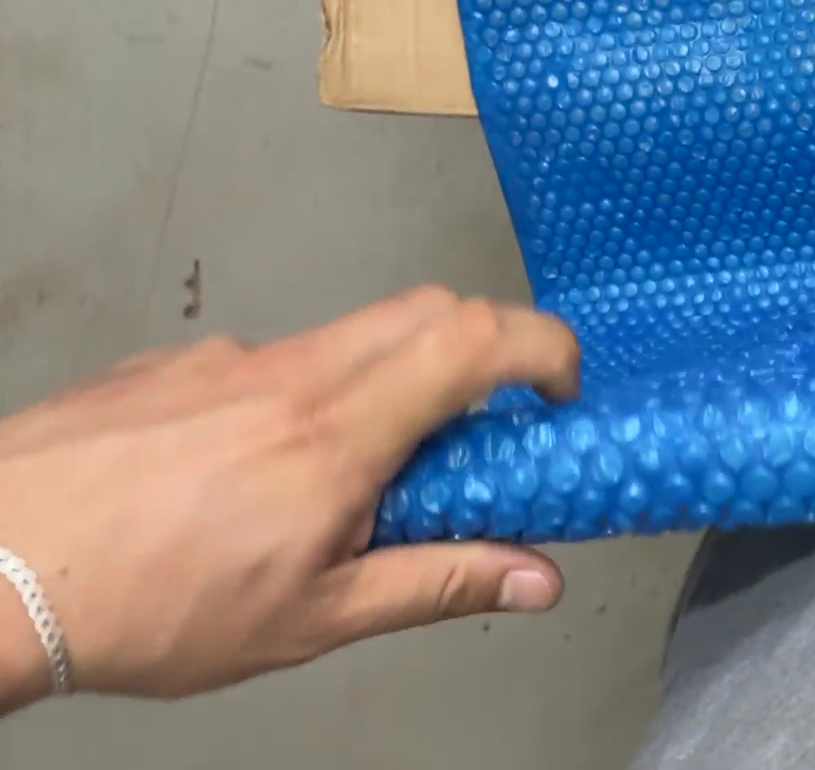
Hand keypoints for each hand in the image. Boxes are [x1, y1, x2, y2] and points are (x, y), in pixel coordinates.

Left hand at [0, 287, 579, 710]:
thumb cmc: (147, 606)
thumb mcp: (311, 617)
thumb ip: (440, 582)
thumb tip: (544, 582)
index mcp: (344, 429)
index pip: (479, 340)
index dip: (545, 349)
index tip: (558, 397)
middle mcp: (305, 371)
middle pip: (440, 306)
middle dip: (495, 343)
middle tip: (493, 409)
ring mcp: (239, 355)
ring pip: (370, 323)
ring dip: (413, 363)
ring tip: (378, 446)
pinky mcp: (186, 358)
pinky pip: (290, 353)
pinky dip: (323, 384)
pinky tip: (262, 457)